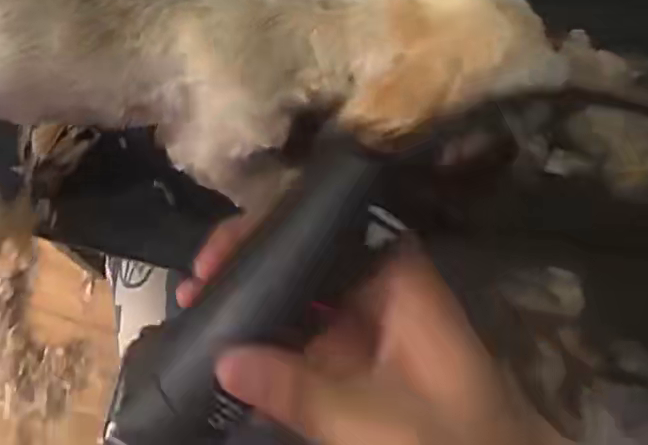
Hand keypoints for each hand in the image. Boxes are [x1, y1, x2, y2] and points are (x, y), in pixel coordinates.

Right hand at [176, 218, 565, 444]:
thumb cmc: (452, 441)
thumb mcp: (371, 421)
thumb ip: (296, 389)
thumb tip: (221, 359)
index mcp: (390, 272)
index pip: (320, 224)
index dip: (267, 226)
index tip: (223, 249)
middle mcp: (372, 281)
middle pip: (299, 248)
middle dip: (246, 257)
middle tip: (198, 276)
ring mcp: (360, 318)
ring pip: (294, 287)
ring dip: (248, 293)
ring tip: (196, 299)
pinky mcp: (351, 355)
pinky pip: (298, 330)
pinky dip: (263, 331)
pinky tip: (224, 337)